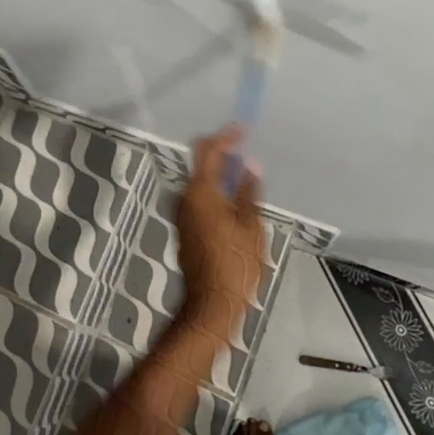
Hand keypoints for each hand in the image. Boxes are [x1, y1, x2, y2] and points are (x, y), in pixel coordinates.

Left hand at [175, 125, 267, 339]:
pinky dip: (216, 193)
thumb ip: (248, 192)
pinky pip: (200, 200)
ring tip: (245, 179)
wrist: (212, 305)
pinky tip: (235, 202)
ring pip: (200, 184)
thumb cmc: (237, 265)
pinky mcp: (185, 230)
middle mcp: (185, 199)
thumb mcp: (251, 226)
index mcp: (201, 193)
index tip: (243, 129)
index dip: (226, 136)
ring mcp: (182, 215)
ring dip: (220, 176)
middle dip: (222, 155)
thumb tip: (250, 164)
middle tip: (246, 154)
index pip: (208, 151)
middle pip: (201, 165)